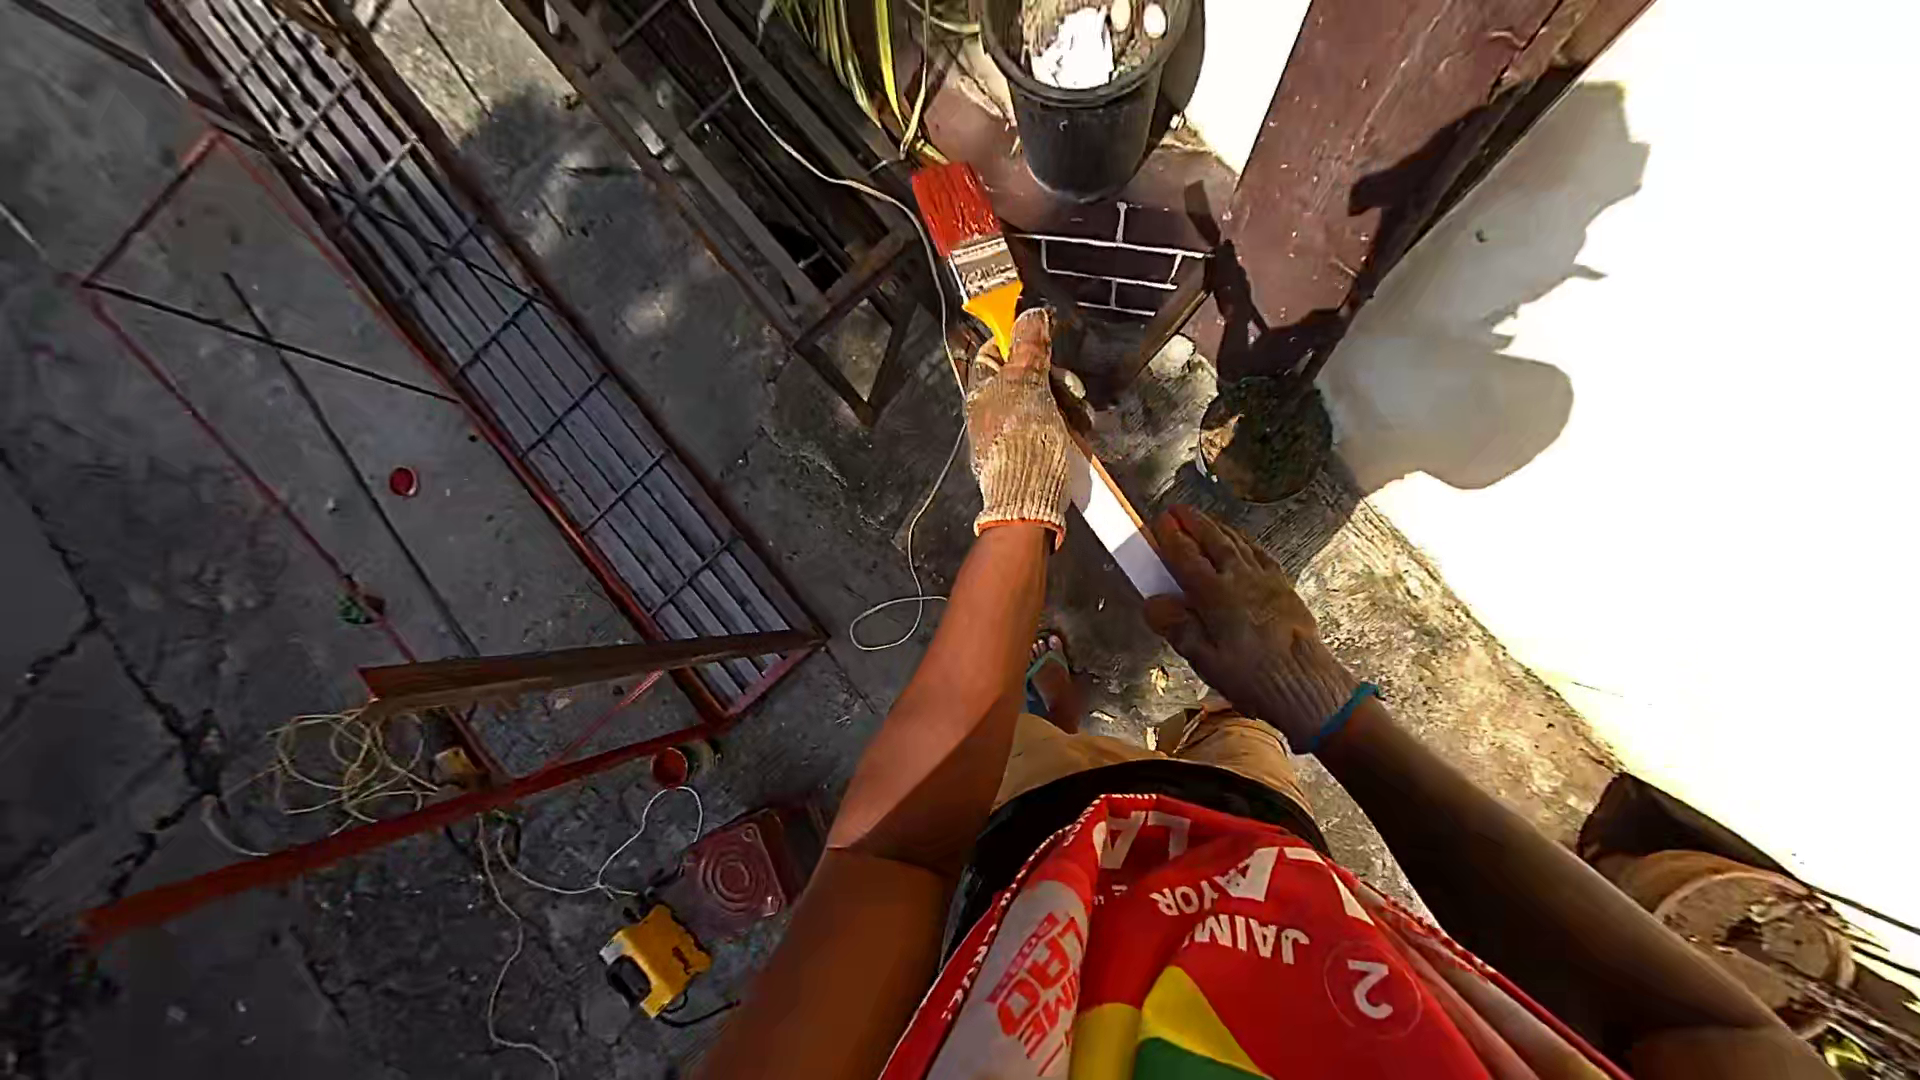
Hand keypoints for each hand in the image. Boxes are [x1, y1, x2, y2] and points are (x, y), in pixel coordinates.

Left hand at [964, 308, 1073, 545]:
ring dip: (1065, 403)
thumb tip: (1029, 314)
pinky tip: (1075, 432)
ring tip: (1076, 415)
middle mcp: (991, 413)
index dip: (1016, 341)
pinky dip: (1066, 426)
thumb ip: (1028, 347)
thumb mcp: (1027, 383)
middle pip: (1025, 378)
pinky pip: (1051, 428)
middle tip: (1066, 386)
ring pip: (1043, 403)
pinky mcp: (1030, 453)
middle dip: (1052, 378)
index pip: (993, 353)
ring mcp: (1010, 435)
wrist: (1030, 498)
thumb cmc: (1022, 442)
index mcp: (981, 393)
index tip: (1040, 339)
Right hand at [1143, 505, 1359, 749]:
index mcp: (1215, 595)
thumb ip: (1177, 627)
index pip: (1186, 557)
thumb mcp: (1204, 659)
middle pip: (1212, 540)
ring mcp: (1265, 580)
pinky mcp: (1284, 587)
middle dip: (1192, 522)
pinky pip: (1259, 554)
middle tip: (1177, 509)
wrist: (1307, 685)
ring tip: (1202, 520)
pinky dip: (1244, 542)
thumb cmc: (1252, 676)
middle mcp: (1240, 579)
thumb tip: (1153, 603)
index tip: (1159, 522)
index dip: (1170, 537)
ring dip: (1216, 528)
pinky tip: (1240, 543)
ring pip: (1236, 543)